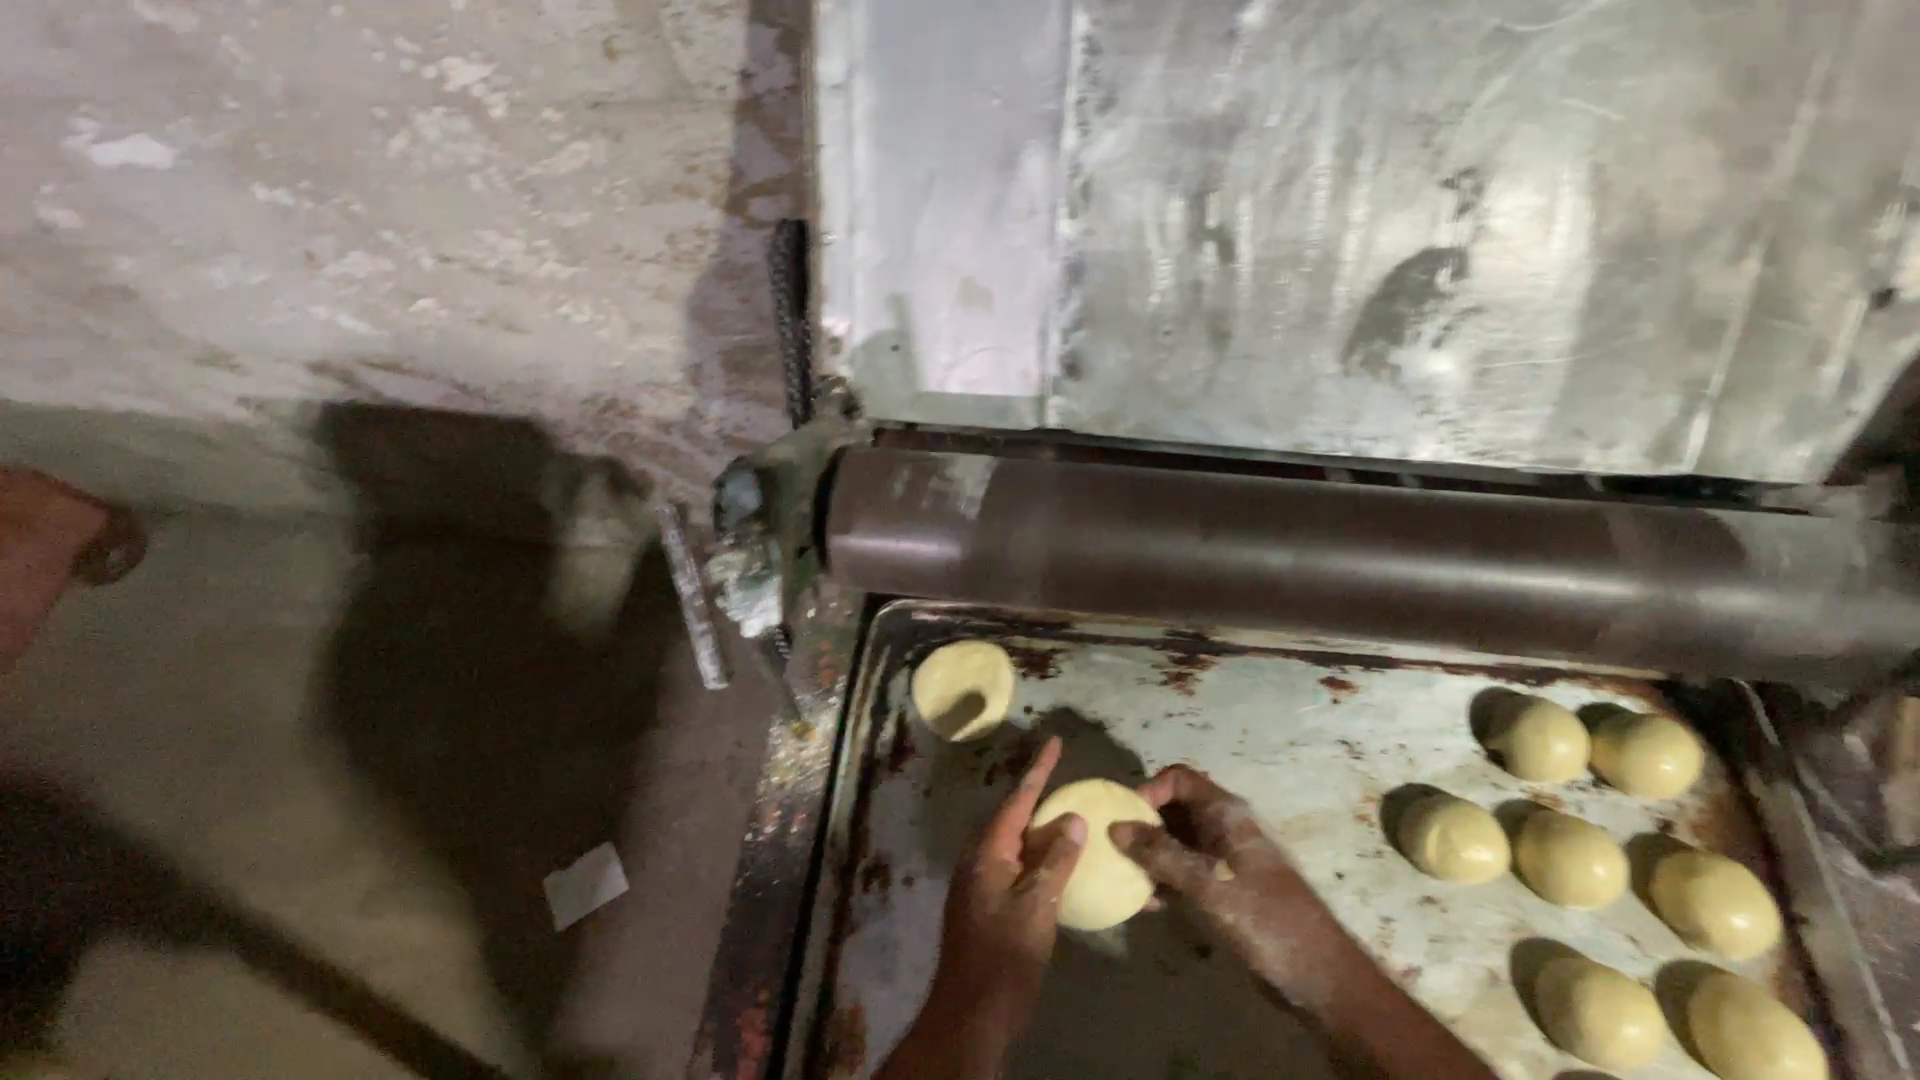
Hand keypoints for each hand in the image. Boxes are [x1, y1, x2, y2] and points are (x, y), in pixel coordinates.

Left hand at [878, 737, 1084, 1079]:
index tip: (1054, 742)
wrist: (972, 1014)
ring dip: (1045, 834)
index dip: (1038, 771)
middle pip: (1016, 820)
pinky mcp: (989, 907)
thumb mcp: (1036, 906)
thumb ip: (1055, 860)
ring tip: (1076, 821)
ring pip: (1018, 847)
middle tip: (1073, 783)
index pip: (1017, 801)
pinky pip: (1019, 870)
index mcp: (987, 852)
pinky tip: (1065, 869)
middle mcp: (980, 861)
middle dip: (1042, 801)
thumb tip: (1073, 820)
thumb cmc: (1005, 957)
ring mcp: (982, 885)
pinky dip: (1043, 863)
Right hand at [1109, 765, 1338, 991]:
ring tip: (1126, 880)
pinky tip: (1147, 904)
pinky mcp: (1222, 889)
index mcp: (1226, 815)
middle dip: (1142, 824)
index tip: (1126, 819)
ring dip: (1149, 856)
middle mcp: (1223, 829)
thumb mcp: (1209, 885)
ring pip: (1174, 842)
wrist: (1316, 974)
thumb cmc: (1266, 919)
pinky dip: (1162, 880)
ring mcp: (1223, 860)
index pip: (1179, 779)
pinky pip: (1182, 871)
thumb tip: (1115, 827)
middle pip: (1173, 809)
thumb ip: (1162, 855)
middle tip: (1115, 850)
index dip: (1150, 790)